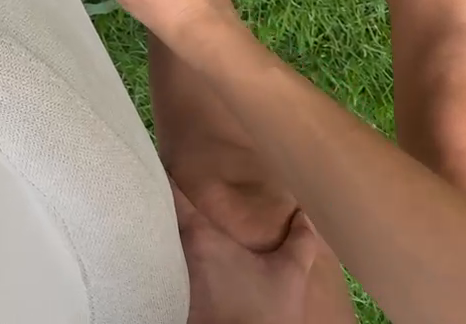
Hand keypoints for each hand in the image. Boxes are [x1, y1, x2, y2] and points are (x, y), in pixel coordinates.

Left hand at [174, 182, 338, 322]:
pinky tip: (178, 250)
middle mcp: (178, 248)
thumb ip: (299, 240)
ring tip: (173, 212)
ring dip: (166, 224)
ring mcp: (172, 273)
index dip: (167, 173)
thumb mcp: (288, 275)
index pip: (171, 191)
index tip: (167, 157)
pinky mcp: (173, 294)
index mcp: (200, 234)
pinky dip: (167, 252)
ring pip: (161, 236)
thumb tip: (305, 214)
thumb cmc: (261, 313)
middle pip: (160, 211)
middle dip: (163, 196)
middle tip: (169, 181)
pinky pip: (164, 262)